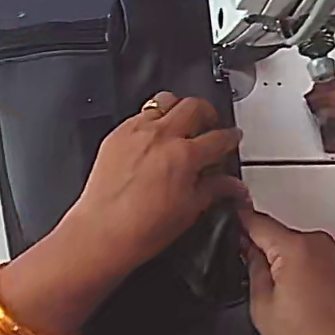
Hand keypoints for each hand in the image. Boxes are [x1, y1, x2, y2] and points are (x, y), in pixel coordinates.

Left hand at [57, 92, 245, 279]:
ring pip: (166, 101)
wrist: (102, 233)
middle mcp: (161, 136)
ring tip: (183, 123)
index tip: (232, 137)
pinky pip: (140, 114)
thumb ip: (214, 190)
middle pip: (195, 106)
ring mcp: (137, 131)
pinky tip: (154, 136)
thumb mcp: (189, 211)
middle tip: (211, 125)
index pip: (219, 137)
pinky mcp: (117, 134)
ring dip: (180, 109)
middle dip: (209, 113)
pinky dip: (153, 120)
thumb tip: (232, 186)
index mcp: (184, 156)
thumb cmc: (140, 228)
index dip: (231, 137)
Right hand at [239, 204, 334, 334]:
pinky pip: (304, 258)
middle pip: (273, 231)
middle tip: (242, 270)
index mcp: (296, 247)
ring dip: (275, 259)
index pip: (255, 220)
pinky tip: (287, 298)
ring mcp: (330, 256)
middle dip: (256, 246)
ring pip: (289, 245)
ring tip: (269, 294)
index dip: (235, 223)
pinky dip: (292, 269)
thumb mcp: (261, 307)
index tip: (223, 228)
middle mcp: (317, 243)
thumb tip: (247, 250)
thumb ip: (251, 268)